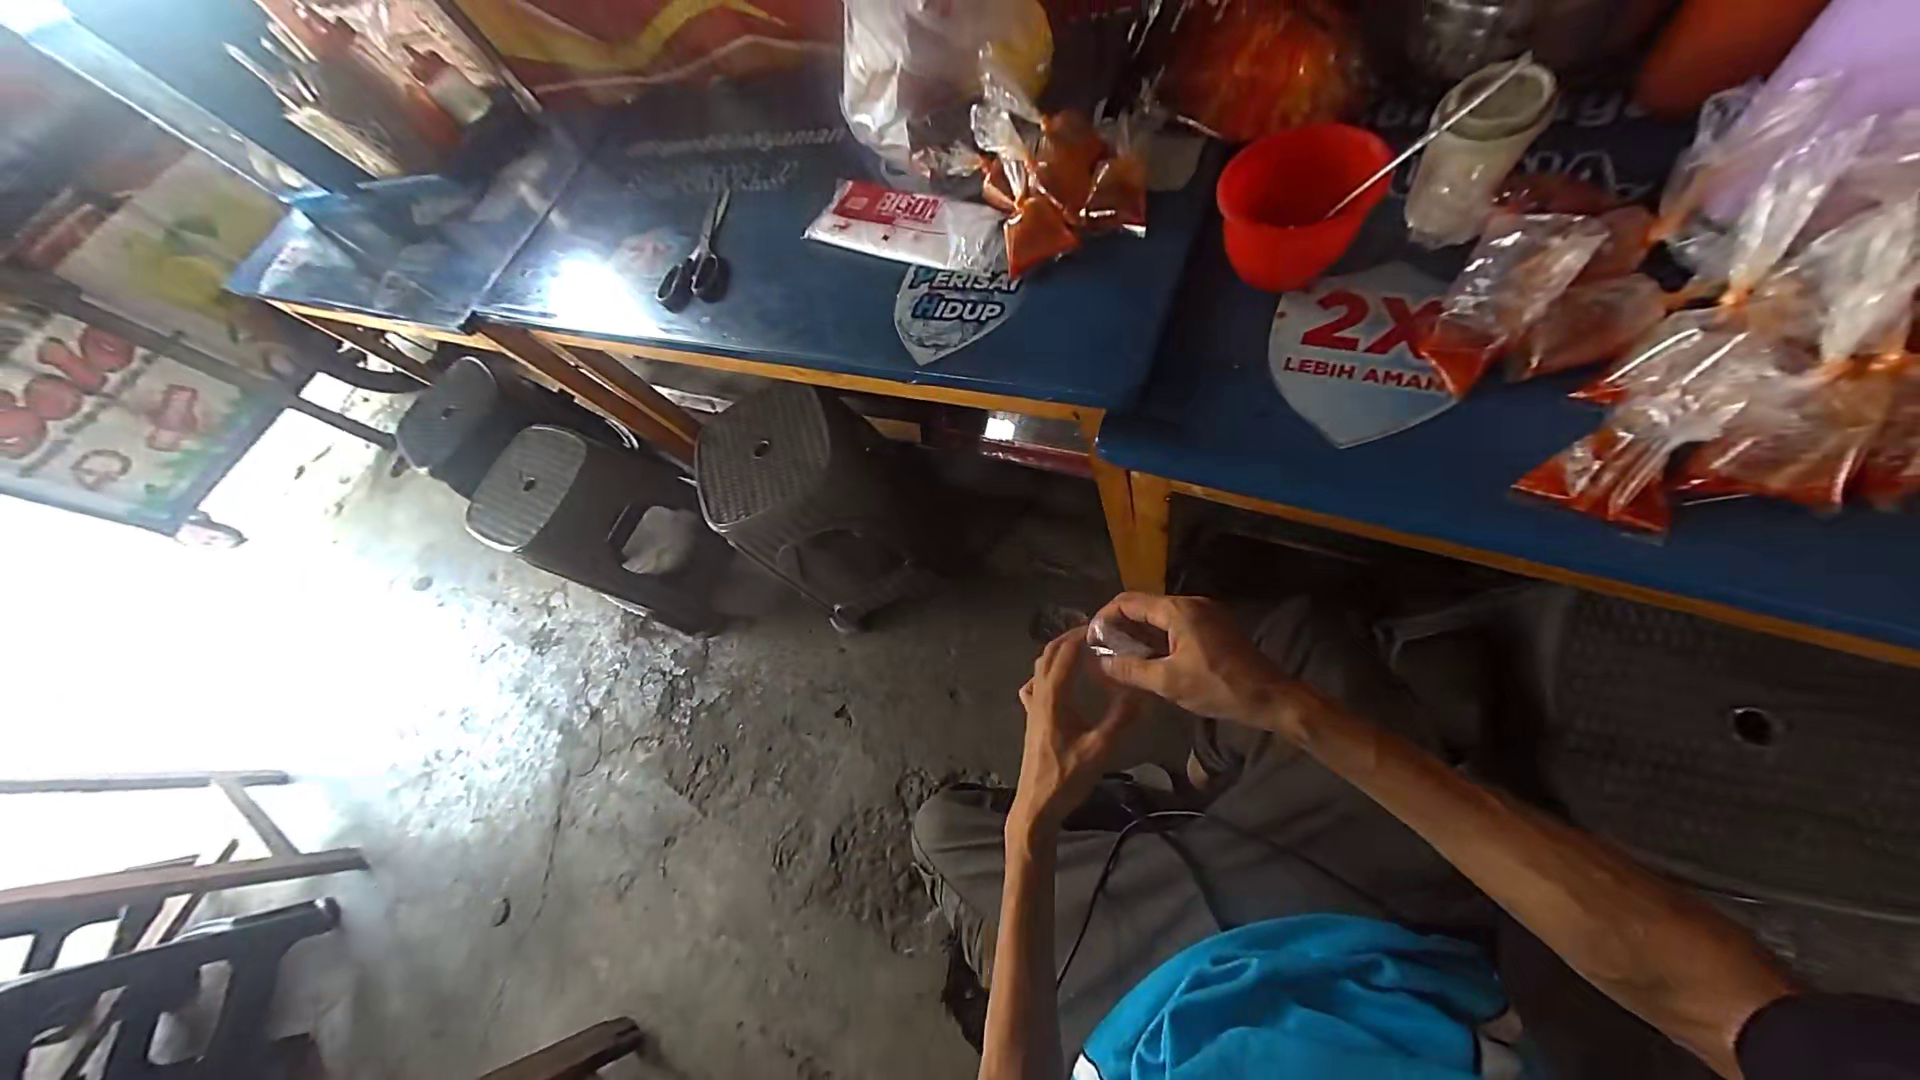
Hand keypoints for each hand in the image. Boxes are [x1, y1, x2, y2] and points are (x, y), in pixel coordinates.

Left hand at [1009, 626, 1138, 837]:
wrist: (1036, 806)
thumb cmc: (1066, 778)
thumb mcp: (1099, 750)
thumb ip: (1121, 720)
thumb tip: (1142, 692)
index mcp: (1052, 698)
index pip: (1064, 654)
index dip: (1080, 635)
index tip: (1101, 625)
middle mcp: (1038, 696)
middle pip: (1048, 655)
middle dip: (1068, 638)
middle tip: (1094, 632)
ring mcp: (1032, 708)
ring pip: (1040, 668)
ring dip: (1057, 653)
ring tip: (1080, 649)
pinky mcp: (1032, 720)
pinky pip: (1035, 687)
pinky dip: (1047, 674)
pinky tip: (1058, 683)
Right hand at [1092, 593, 1294, 732]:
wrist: (1271, 697)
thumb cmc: (1219, 687)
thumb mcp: (1168, 682)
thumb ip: (1130, 670)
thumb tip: (1101, 662)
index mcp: (1178, 610)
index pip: (1129, 602)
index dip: (1105, 617)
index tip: (1091, 637)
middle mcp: (1191, 603)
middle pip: (1144, 606)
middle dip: (1121, 626)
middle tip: (1103, 649)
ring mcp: (1206, 613)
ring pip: (1160, 616)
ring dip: (1139, 633)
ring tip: (1121, 656)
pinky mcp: (1214, 626)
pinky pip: (1177, 624)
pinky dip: (1159, 637)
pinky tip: (1149, 657)